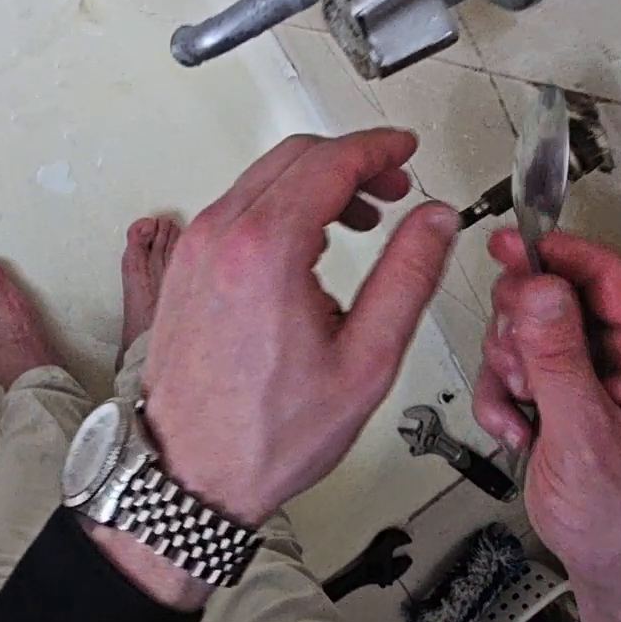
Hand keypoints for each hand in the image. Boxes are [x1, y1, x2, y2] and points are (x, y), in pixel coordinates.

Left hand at [142, 129, 458, 528]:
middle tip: (391, 185)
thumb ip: (408, 276)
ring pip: (265, 176)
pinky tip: (312, 240)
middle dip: (352, 160)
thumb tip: (434, 221)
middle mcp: (221, 236)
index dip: (377, 148)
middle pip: (296, 156)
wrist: (188, 473)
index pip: (330, 162)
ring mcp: (196, 247)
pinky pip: (240, 205)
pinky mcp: (186, 263)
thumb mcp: (366, 360)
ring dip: (318, 181)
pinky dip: (283, 203)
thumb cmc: (267, 433)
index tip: (403, 150)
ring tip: (359, 216)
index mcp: (266, 251)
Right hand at [475, 229, 620, 621]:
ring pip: (530, 327)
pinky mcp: (569, 389)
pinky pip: (518, 363)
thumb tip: (539, 286)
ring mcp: (598, 371)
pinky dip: (505, 394)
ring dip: (510, 369)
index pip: (606, 273)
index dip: (553, 255)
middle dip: (523, 331)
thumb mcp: (586, 438)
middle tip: (517, 365)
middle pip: (557, 295)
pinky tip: (519, 429)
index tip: (506, 245)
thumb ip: (558, 358)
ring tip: (525, 411)